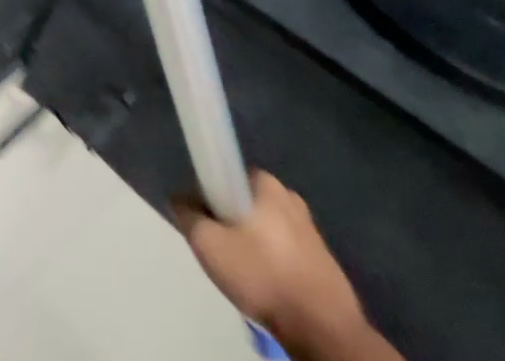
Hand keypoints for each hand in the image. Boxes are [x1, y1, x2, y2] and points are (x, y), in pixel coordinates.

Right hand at [173, 172, 371, 351]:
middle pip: (240, 201)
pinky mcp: (320, 255)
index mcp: (265, 184)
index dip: (205, 198)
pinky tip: (263, 281)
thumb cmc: (260, 274)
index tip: (203, 224)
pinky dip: (267, 258)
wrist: (321, 328)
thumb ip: (185, 211)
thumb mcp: (205, 241)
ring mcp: (309, 228)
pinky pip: (279, 246)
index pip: (220, 177)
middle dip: (226, 220)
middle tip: (218, 248)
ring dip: (247, 241)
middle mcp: (290, 197)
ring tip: (241, 270)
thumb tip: (183, 200)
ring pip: (259, 225)